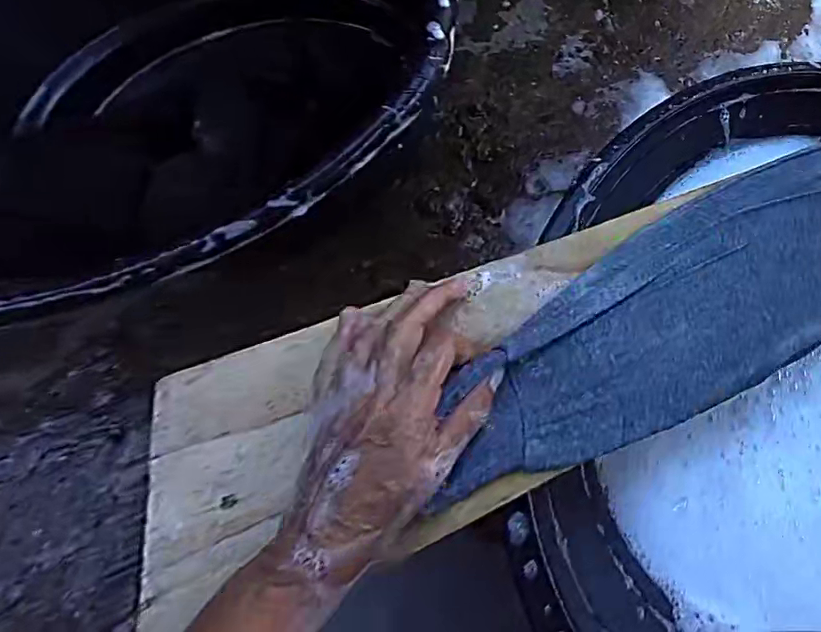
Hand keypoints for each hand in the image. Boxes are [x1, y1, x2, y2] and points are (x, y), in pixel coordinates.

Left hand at [269, 279, 496, 591]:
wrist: (326, 534)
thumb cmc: (391, 499)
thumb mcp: (441, 464)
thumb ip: (469, 415)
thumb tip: (494, 376)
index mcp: (409, 405)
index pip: (440, 351)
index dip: (465, 345)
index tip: (479, 358)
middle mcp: (377, 391)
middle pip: (406, 329)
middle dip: (434, 300)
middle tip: (458, 285)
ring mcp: (348, 394)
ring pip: (371, 335)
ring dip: (397, 306)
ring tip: (420, 287)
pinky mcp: (327, 403)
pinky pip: (335, 358)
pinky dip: (344, 333)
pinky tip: (355, 315)